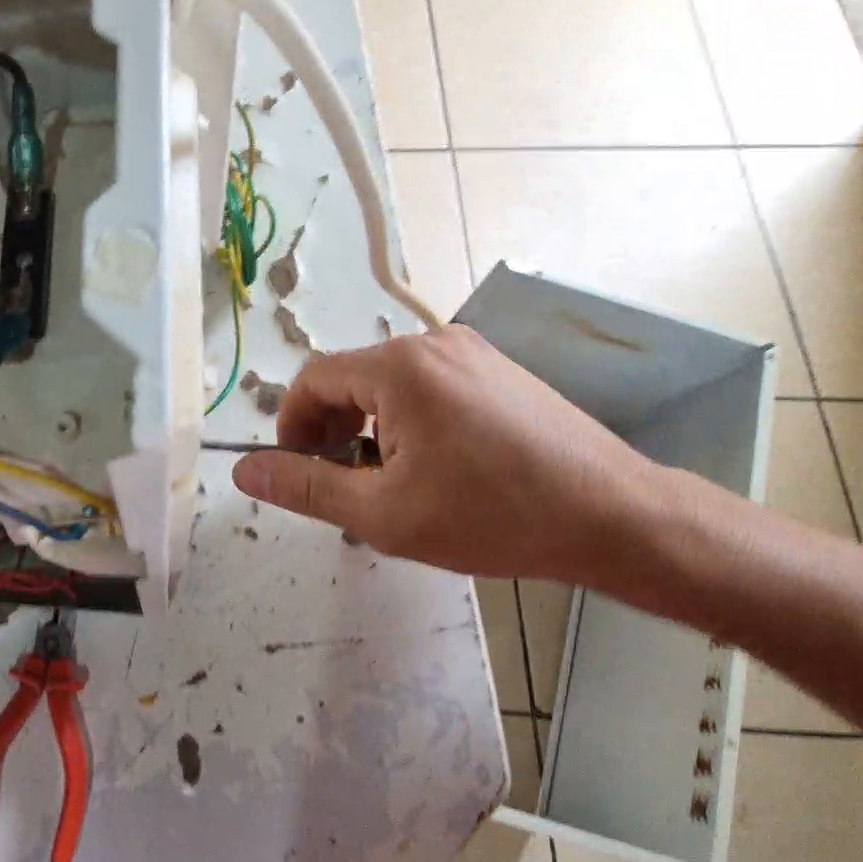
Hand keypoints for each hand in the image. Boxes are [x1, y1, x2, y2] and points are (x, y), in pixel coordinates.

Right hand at [231, 325, 671, 584]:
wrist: (618, 518)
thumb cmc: (493, 516)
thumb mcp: (383, 513)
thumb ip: (305, 487)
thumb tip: (244, 469)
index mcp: (400, 367)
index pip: (312, 380)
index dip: (291, 426)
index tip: (299, 472)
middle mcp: (434, 343)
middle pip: (349, 379)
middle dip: (330, 430)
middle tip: (343, 485)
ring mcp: (473, 353)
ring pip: (388, 385)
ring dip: (368, 429)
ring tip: (388, 483)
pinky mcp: (500, 372)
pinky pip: (428, 387)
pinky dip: (407, 421)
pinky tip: (433, 468)